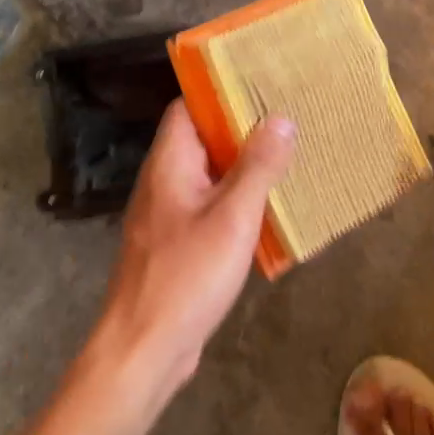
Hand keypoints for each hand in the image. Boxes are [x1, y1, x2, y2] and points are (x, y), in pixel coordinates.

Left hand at [93, 100, 294, 394]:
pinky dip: (236, 200)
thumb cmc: (186, 277)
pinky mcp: (176, 244)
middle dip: (243, 129)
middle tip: (289, 119)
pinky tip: (269, 209)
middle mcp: (164, 181)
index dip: (223, 92)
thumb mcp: (233, 218)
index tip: (264, 84)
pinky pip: (209, 206)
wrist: (143, 350)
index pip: (189, 107)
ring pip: (209, 175)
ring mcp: (168, 215)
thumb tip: (281, 119)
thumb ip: (258, 167)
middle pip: (202, 139)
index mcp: (169, 163)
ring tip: (289, 157)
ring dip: (243, 167)